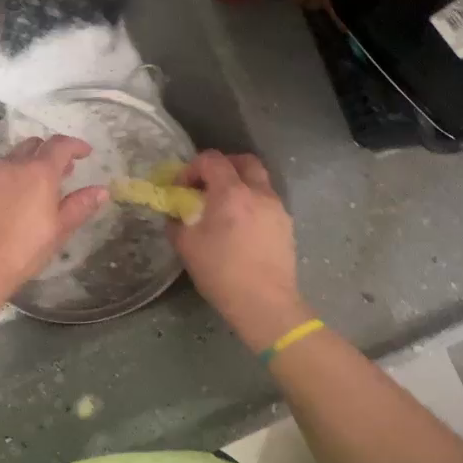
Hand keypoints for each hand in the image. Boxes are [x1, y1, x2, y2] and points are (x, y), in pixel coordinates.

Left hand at [0, 135, 109, 298]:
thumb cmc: (24, 250)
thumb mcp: (59, 230)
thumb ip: (80, 205)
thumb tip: (101, 190)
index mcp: (39, 172)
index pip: (60, 145)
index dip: (75, 145)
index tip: (86, 153)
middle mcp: (12, 165)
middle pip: (34, 145)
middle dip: (51, 151)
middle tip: (64, 170)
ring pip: (13, 156)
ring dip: (30, 162)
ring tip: (39, 184)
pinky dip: (10, 175)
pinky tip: (13, 196)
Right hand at [168, 150, 311, 351]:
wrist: (264, 302)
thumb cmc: (221, 272)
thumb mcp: (186, 246)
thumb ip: (177, 221)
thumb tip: (176, 212)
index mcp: (231, 193)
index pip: (212, 159)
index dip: (192, 168)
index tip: (182, 188)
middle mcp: (258, 192)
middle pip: (244, 161)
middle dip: (223, 167)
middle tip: (207, 186)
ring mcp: (277, 208)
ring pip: (259, 181)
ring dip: (239, 186)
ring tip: (224, 210)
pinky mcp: (286, 225)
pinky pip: (267, 202)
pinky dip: (252, 204)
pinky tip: (241, 229)